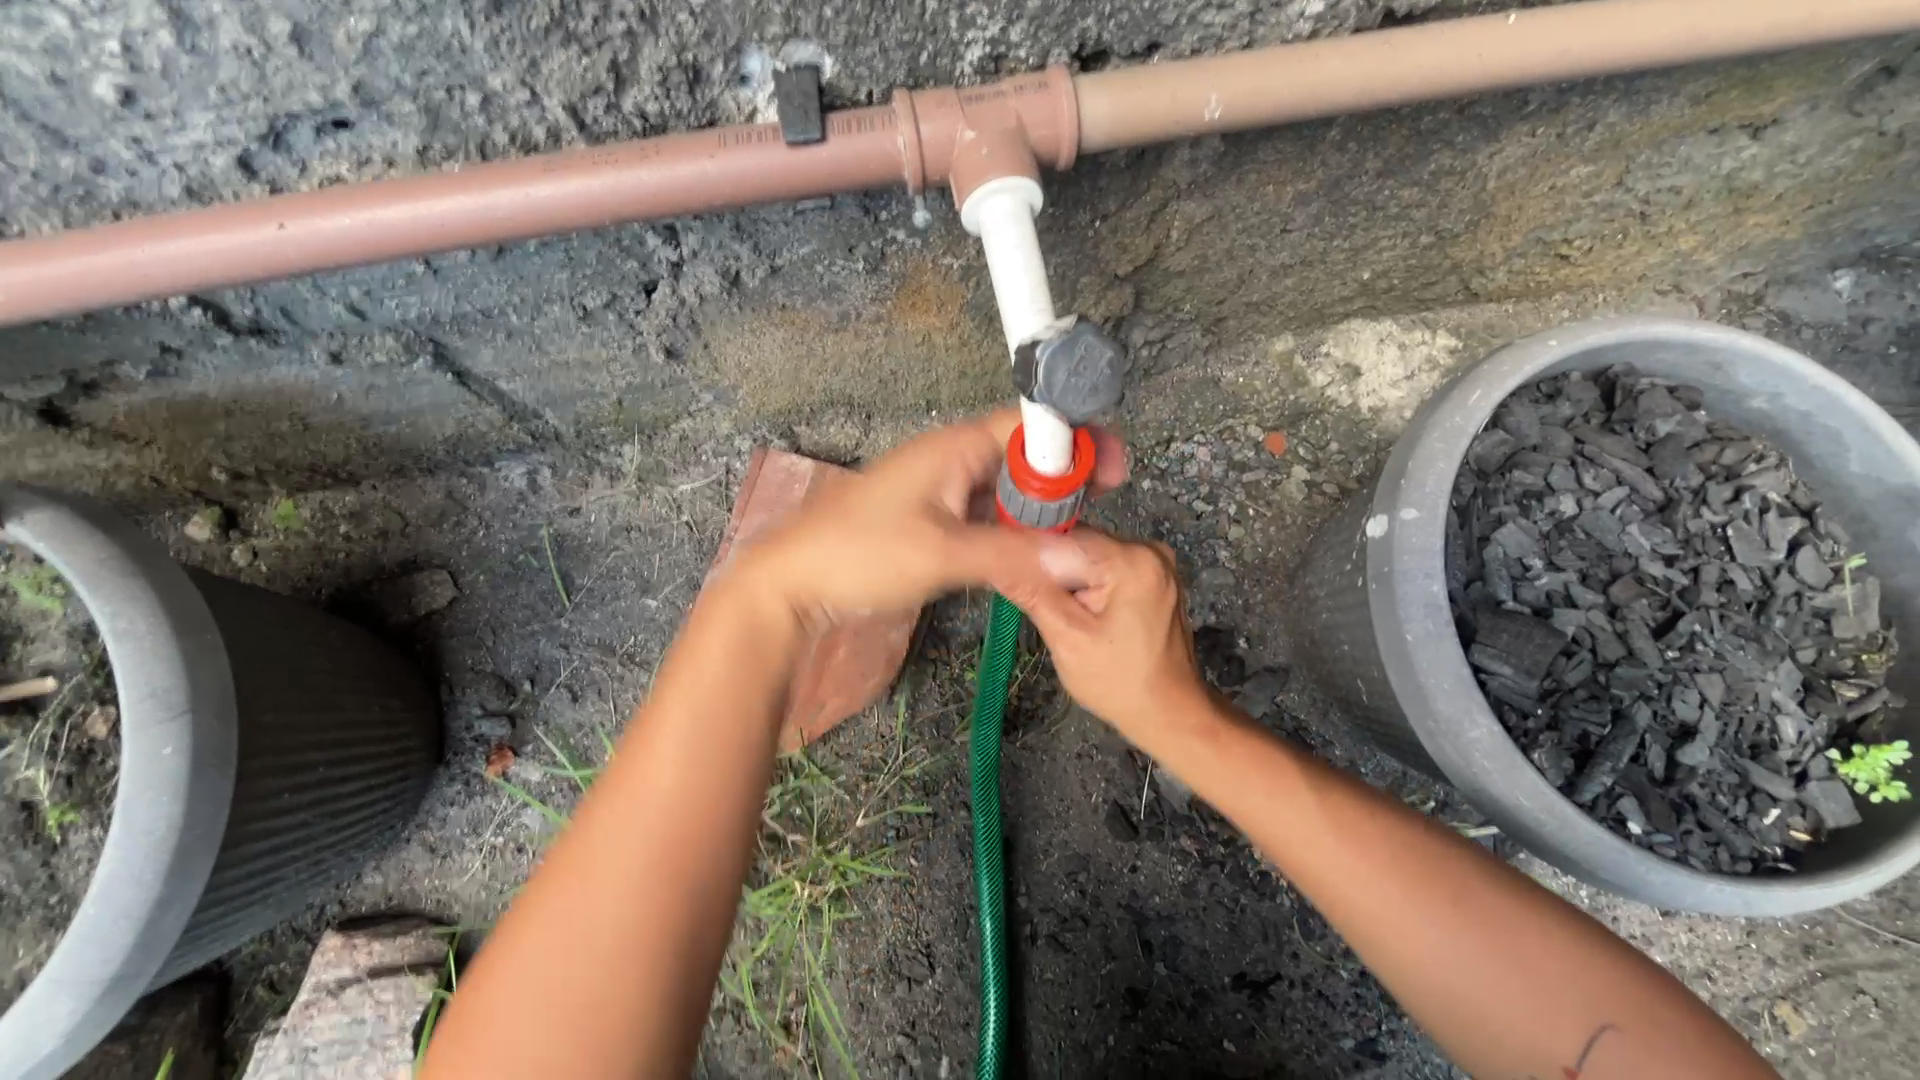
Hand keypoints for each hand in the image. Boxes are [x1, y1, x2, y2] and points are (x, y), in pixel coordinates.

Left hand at [730, 410, 1125, 631]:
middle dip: (1064, 477)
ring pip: (1005, 487)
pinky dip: (1011, 526)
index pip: (1030, 424)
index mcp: (954, 447)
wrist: (793, 583)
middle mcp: (950, 458)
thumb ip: (1012, 554)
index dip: (1076, 439)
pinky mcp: (931, 516)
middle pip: (1023, 454)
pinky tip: (1030, 550)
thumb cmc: (857, 555)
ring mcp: (939, 487)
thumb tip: (1075, 556)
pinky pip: (985, 511)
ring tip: (1073, 533)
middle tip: (1101, 504)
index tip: (1113, 465)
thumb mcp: (943, 554)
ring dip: (1038, 506)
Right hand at [1003, 528, 1211, 745]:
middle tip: (1038, 606)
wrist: (1168, 712)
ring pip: (1092, 558)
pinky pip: (1109, 569)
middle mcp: (1150, 550)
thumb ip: (1033, 592)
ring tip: (1063, 615)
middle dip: (1054, 572)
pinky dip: (1091, 587)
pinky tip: (1086, 616)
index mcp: (1132, 560)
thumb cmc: (1117, 682)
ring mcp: (1157, 563)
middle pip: (1080, 545)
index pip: (1064, 537)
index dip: (1031, 555)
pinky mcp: (1156, 578)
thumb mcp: (1068, 638)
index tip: (1006, 574)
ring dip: (1071, 581)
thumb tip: (992, 557)